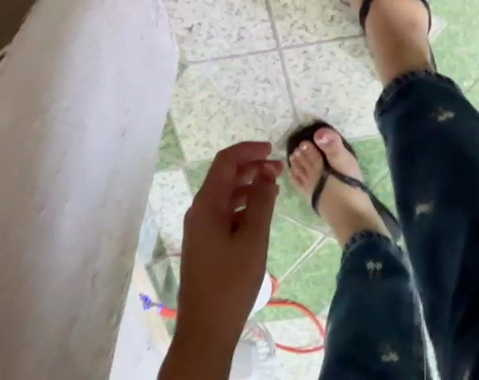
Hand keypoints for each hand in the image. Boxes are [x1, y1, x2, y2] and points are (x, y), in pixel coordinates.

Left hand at [165, 141, 280, 376]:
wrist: (206, 328)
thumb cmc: (231, 282)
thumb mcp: (253, 240)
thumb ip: (261, 204)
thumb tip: (266, 174)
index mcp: (207, 204)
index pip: (225, 162)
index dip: (248, 150)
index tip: (272, 149)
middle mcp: (199, 210)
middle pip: (224, 176)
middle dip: (251, 167)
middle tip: (279, 170)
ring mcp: (200, 227)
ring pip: (225, 195)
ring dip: (248, 186)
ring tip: (275, 189)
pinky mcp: (204, 243)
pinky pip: (223, 212)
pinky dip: (242, 206)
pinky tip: (260, 213)